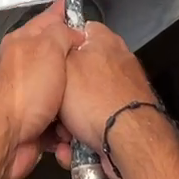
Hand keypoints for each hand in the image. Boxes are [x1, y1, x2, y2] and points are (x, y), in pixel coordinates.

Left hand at [0, 0, 82, 178]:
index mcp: (23, 43)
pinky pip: (59, 120)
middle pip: (58, 57)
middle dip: (78, 62)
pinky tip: (76, 127)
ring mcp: (28, 96)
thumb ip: (62, 33)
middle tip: (99, 62)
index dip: (65, 12)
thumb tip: (74, 34)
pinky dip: (67, 125)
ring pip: (62, 91)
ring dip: (75, 100)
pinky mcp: (34, 122)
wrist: (5, 139)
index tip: (80, 8)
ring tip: (91, 99)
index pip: (48, 19)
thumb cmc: (26, 91)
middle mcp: (24, 67)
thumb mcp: (48, 49)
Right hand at [58, 22, 155, 155]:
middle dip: (63, 95)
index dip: (61, 45)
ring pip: (86, 102)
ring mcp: (125, 90)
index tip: (49, 62)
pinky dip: (85, 136)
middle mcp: (118, 62)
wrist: (129, 141)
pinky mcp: (128, 117)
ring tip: (63, 136)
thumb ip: (57, 50)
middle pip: (81, 72)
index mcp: (105, 41)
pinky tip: (76, 148)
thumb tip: (55, 44)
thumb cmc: (95, 100)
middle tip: (54, 107)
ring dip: (71, 121)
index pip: (80, 30)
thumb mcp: (61, 66)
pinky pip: (98, 123)